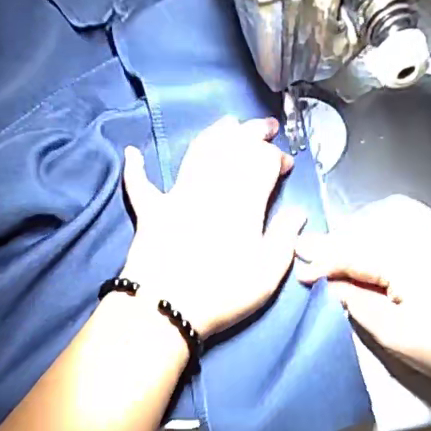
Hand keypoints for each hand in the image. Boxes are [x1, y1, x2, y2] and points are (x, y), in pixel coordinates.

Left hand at [119, 116, 303, 337]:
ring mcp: (177, 194)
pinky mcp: (151, 211)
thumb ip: (284, 237)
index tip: (286, 165)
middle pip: (233, 146)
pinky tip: (133, 154)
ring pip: (197, 152)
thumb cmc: (224, 292)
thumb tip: (298, 213)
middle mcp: (211, 185)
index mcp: (244, 199)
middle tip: (266, 128)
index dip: (276, 157)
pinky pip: (141, 184)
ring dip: (214, 134)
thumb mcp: (268, 272)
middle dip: (252, 132)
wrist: (166, 306)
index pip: (262, 161)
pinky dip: (136, 168)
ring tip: (227, 124)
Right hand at [295, 196, 430, 410]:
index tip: (297, 263)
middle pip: (372, 229)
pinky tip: (389, 256)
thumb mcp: (394, 333)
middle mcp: (429, 235)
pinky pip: (419, 229)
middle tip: (318, 258)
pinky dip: (395, 238)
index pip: (353, 251)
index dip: (322, 259)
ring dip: (369, 237)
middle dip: (343, 242)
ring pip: (397, 223)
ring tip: (350, 258)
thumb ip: (358, 303)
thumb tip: (335, 286)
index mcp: (406, 256)